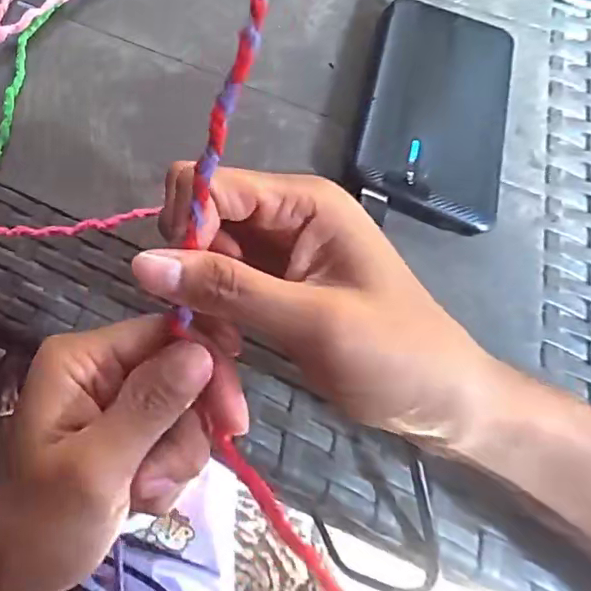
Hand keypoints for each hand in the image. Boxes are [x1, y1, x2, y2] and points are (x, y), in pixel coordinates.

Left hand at [0, 316, 246, 590]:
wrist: (13, 570)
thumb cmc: (43, 520)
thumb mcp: (98, 466)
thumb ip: (149, 406)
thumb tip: (201, 352)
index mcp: (80, 358)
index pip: (160, 333)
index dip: (206, 367)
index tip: (233, 420)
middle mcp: (97, 368)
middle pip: (179, 372)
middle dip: (184, 430)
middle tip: (166, 477)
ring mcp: (111, 400)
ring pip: (182, 412)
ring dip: (173, 460)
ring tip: (139, 494)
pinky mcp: (124, 432)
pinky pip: (172, 440)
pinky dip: (167, 473)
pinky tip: (138, 500)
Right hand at [131, 164, 510, 450]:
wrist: (448, 406)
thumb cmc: (400, 357)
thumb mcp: (313, 323)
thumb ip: (227, 288)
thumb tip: (142, 263)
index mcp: (301, 202)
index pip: (209, 184)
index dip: (187, 224)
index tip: (186, 282)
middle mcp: (280, 214)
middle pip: (197, 215)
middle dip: (190, 264)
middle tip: (206, 316)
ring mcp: (270, 249)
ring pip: (198, 254)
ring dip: (199, 296)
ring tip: (225, 343)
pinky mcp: (264, 280)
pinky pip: (212, 282)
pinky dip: (209, 312)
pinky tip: (230, 344)